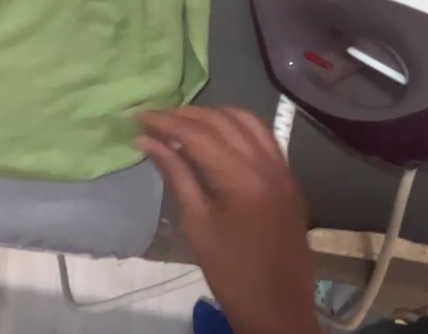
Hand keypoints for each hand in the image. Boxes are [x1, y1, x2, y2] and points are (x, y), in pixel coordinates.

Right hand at [138, 107, 319, 333]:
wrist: (280, 314)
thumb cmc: (232, 274)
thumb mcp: (197, 223)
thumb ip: (175, 173)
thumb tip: (145, 140)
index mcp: (244, 181)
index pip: (198, 134)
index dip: (166, 121)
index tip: (138, 117)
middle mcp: (268, 167)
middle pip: (221, 121)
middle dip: (185, 115)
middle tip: (155, 119)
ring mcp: (283, 172)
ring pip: (246, 121)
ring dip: (213, 115)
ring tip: (184, 123)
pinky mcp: (289, 181)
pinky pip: (263, 137)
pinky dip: (237, 127)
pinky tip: (216, 136)